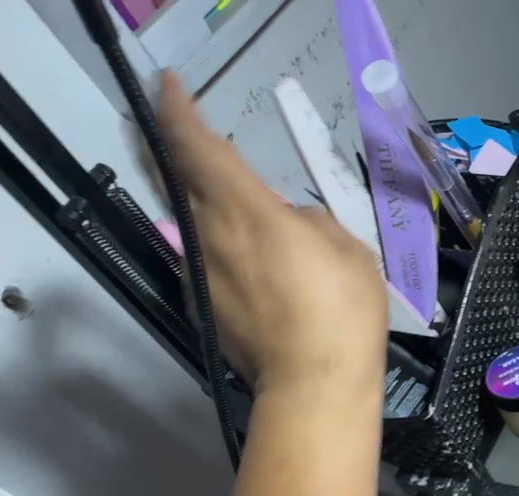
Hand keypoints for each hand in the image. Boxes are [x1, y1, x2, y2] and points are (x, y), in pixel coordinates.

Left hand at [156, 72, 387, 397]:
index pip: (194, 142)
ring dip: (200, 205)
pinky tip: (247, 270)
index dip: (177, 108)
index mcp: (245, 209)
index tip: (170, 86)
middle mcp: (207, 232)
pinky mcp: (201, 306)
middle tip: (175, 129)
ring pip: (187, 220)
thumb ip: (311, 221)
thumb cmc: (343, 314)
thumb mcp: (350, 251)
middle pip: (171, 174)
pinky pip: (201, 262)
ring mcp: (197, 272)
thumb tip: (288, 219)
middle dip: (168, 144)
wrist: (315, 386)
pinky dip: (217, 252)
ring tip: (230, 213)